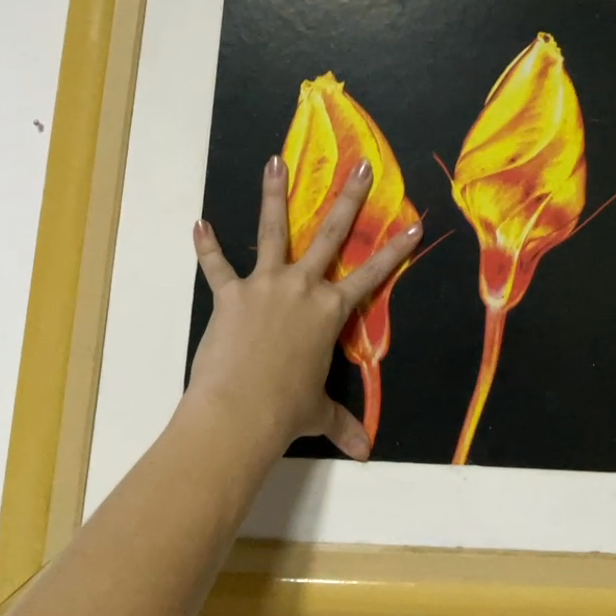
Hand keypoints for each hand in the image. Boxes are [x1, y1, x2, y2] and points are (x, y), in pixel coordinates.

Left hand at [184, 155, 421, 460]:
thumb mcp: (319, 414)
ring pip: (273, 230)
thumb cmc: (286, 410)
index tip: (415, 222)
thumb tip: (365, 454)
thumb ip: (343, 426)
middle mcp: (303, 287)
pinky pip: (217, 265)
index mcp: (330, 311)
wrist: (238, 412)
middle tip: (361, 166)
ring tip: (275, 161)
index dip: (396, 249)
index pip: (373, 274)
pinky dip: (207, 246)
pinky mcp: (231, 294)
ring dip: (274, 194)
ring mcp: (265, 285)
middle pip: (330, 233)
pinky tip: (199, 224)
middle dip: (349, 198)